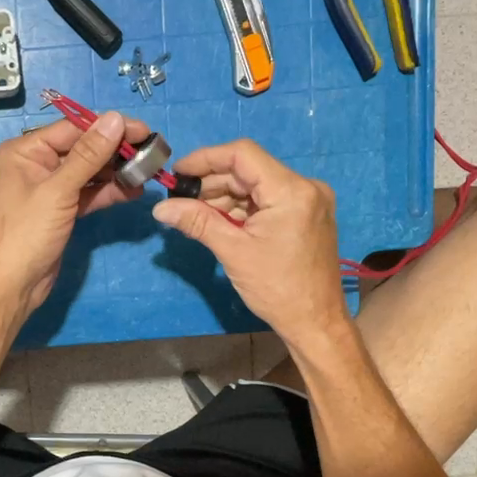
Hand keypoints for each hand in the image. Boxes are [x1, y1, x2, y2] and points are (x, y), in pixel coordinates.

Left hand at [0, 110, 147, 312]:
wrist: (12, 286)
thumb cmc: (27, 234)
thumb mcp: (58, 191)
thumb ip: (89, 155)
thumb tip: (115, 118)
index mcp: (25, 151)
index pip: (73, 128)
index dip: (109, 127)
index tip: (144, 130)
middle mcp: (36, 164)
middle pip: (83, 148)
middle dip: (117, 150)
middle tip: (153, 151)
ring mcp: (49, 188)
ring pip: (89, 172)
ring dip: (117, 172)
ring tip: (149, 171)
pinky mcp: (61, 210)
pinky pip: (89, 193)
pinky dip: (109, 192)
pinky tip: (134, 191)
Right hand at [152, 140, 347, 345]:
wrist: (315, 322)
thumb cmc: (276, 289)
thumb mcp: (233, 252)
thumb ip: (197, 222)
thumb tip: (160, 207)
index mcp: (291, 191)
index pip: (242, 155)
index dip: (206, 159)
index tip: (178, 174)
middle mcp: (305, 187)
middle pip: (248, 170)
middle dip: (212, 184)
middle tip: (181, 202)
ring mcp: (308, 200)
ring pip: (256, 186)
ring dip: (224, 197)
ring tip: (195, 216)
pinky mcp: (306, 214)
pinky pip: (267, 200)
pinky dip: (242, 209)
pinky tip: (219, 222)